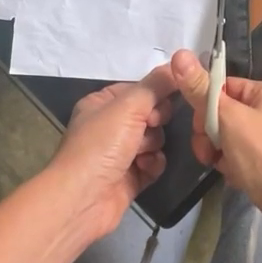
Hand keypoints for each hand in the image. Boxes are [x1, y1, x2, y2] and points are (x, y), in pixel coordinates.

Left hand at [47, 63, 178, 237]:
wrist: (82, 200)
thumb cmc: (101, 145)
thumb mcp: (129, 105)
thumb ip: (156, 84)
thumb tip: (179, 63)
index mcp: (102, 103)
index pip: (138, 89)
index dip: (154, 93)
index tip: (163, 100)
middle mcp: (109, 126)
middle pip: (149, 113)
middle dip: (155, 120)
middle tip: (150, 125)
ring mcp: (119, 153)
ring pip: (154, 139)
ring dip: (152, 144)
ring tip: (141, 154)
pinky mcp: (129, 178)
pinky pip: (153, 163)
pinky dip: (153, 165)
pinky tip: (145, 168)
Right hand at [171, 49, 261, 236]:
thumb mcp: (229, 119)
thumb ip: (202, 90)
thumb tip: (178, 54)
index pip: (223, 86)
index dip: (205, 105)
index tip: (199, 128)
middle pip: (225, 112)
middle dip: (210, 133)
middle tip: (208, 152)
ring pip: (230, 136)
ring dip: (219, 151)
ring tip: (222, 167)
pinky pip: (242, 156)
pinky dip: (233, 165)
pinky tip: (235, 177)